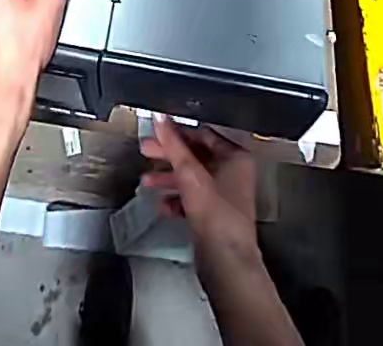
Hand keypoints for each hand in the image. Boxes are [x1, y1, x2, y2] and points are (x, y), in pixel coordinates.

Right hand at [140, 119, 259, 259]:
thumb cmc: (217, 217)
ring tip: (147, 181)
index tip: (158, 132)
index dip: (178, 133)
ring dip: (169, 178)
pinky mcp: (215, 215)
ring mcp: (224, 195)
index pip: (203, 134)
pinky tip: (162, 205)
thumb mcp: (190, 175)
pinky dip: (177, 200)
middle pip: (196, 156)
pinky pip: (192, 199)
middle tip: (147, 151)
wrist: (226, 264)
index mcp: (235, 157)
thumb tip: (161, 119)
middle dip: (169, 156)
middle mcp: (233, 173)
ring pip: (192, 178)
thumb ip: (174, 146)